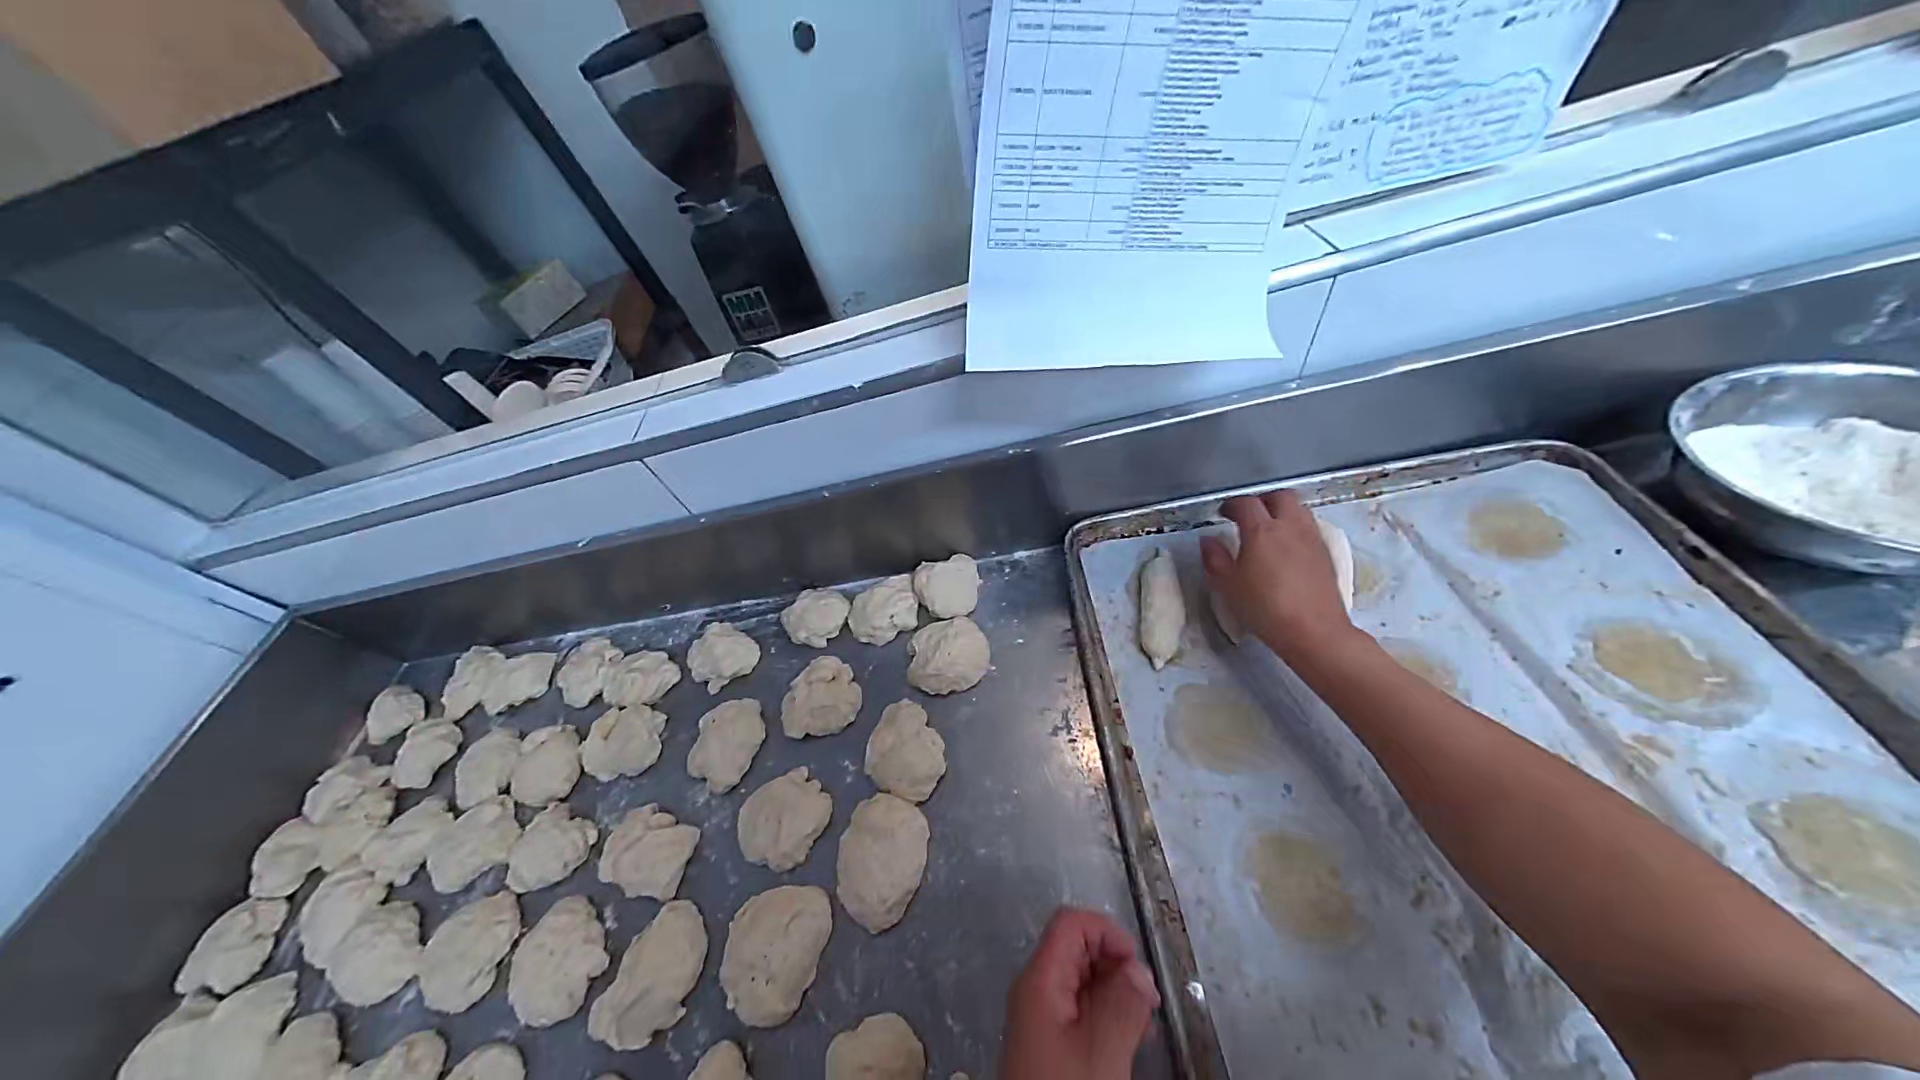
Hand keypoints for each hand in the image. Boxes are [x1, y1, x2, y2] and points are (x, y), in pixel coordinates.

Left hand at [1002, 908, 1159, 1079]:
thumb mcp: (1102, 1052)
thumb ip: (1122, 1002)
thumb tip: (1137, 969)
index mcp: (1040, 979)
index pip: (1071, 924)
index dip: (1107, 933)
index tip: (1139, 968)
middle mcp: (1036, 990)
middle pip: (1076, 949)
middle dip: (1116, 964)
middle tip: (1148, 1004)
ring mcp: (1041, 1017)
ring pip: (1082, 981)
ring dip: (1116, 992)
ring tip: (1144, 1026)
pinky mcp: (1050, 1044)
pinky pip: (1081, 1011)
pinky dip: (1108, 1016)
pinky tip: (1129, 1042)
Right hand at [1201, 490, 1356, 660]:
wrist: (1313, 631)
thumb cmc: (1265, 608)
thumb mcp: (1228, 586)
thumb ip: (1215, 559)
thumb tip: (1208, 541)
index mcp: (1261, 531)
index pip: (1246, 504)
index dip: (1231, 505)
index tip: (1223, 513)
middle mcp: (1290, 527)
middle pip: (1279, 496)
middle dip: (1262, 500)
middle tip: (1248, 514)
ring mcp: (1312, 539)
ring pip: (1299, 509)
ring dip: (1282, 511)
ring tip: (1269, 528)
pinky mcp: (1326, 554)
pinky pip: (1309, 527)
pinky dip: (1295, 528)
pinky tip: (1286, 548)